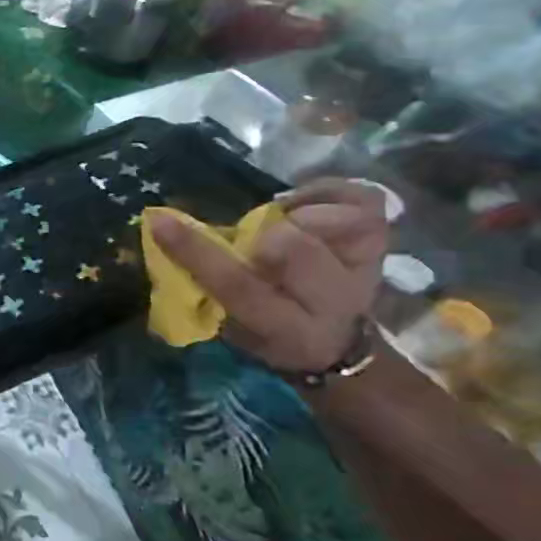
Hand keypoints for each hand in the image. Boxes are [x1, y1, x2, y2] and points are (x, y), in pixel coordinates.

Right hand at [148, 178, 387, 373]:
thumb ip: (207, 289)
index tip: (160, 221)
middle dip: (266, 240)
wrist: (339, 347)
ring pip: (334, 222)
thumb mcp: (233, 329)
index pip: (236, 285)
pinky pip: (361, 199)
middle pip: (293, 248)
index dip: (195, 251)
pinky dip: (330, 193)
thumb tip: (166, 234)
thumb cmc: (270, 334)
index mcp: (284, 330)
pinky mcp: (381, 245)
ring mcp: (365, 271)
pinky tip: (309, 208)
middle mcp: (331, 303)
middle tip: (259, 248)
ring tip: (289, 228)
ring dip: (300, 217)